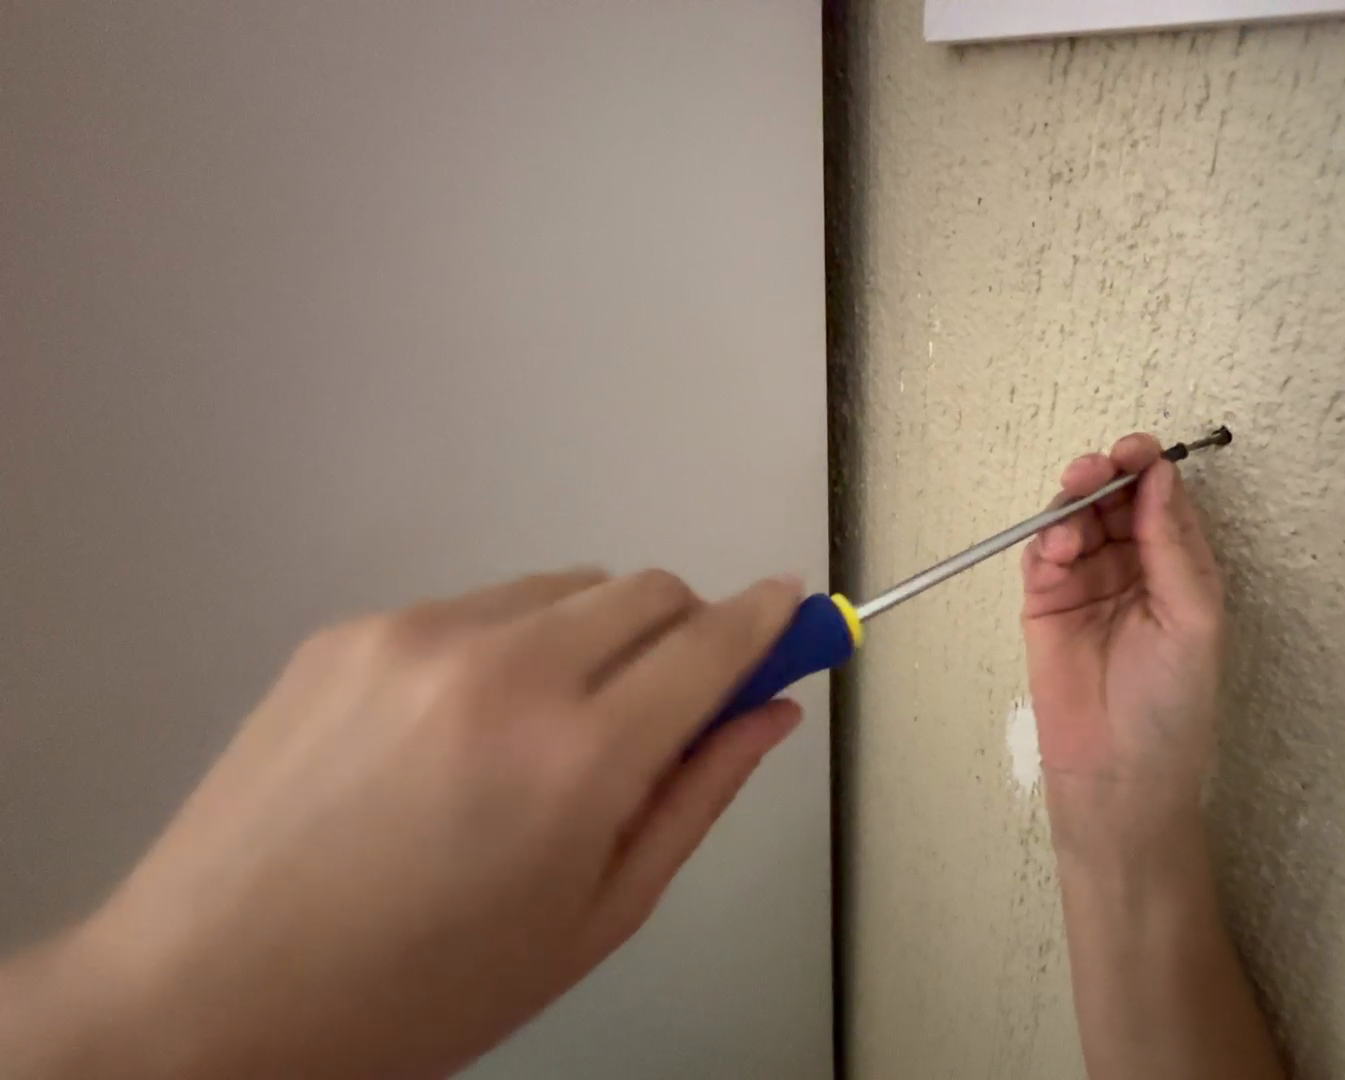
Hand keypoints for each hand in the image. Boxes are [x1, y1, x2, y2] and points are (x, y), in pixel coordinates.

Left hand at [3, 569, 803, 1079]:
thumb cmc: (439, 983)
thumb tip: (774, 709)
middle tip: (674, 688)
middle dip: (687, 624)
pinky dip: (524, 640)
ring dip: (604, 631)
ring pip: (575, 586)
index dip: (766, 616)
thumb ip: (704, 790)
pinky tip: (472, 719)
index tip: (793, 599)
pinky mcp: (358, 628)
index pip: (711, 645)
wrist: (197, 1012)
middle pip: (651, 589)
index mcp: (579, 759)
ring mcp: (423, 638)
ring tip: (559, 714)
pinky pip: (493, 604)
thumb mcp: (605, 910)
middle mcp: (508, 673)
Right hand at [1021, 432, 1225, 861]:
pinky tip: (1058, 548)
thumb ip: (1172, 544)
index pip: (1159, 501)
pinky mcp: (1045, 601)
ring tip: (1071, 511)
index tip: (1134, 451)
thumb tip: (1158, 473)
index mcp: (1176, 566)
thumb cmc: (1170, 699)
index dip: (1147, 470)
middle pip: (1112, 502)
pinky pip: (1043, 555)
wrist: (1116, 770)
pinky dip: (1047, 541)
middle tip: (1091, 469)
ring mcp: (1085, 581)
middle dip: (1102, 478)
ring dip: (1071, 504)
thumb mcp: (1191, 616)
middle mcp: (1132, 566)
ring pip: (1074, 520)